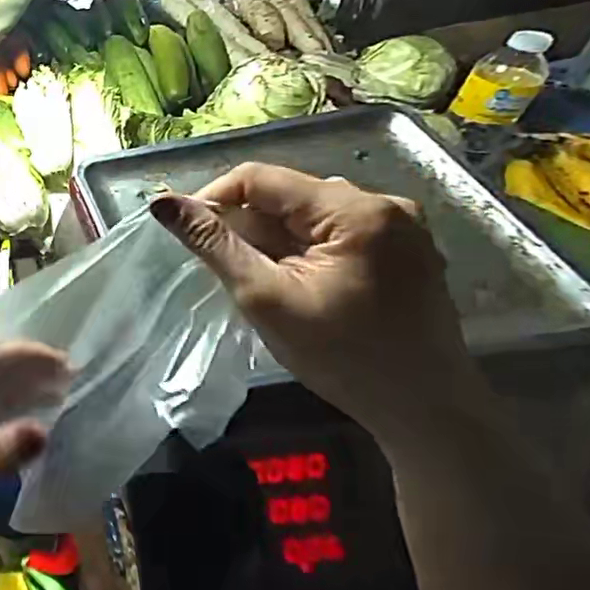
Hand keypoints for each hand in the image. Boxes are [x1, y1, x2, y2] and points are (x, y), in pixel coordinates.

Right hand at [149, 164, 477, 440]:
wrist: (426, 411)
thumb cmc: (342, 356)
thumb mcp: (265, 297)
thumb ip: (213, 244)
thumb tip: (162, 203)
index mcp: (356, 210)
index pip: (260, 178)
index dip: (212, 198)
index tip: (187, 234)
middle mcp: (382, 204)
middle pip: (285, 195)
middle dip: (245, 227)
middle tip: (227, 270)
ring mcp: (396, 227)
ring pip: (304, 214)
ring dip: (270, 240)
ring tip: (261, 282)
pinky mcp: (400, 249)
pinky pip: (329, 232)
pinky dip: (299, 250)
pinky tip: (294, 284)